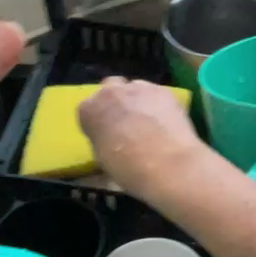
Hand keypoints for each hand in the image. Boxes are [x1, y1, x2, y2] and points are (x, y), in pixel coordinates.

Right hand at [78, 77, 216, 200]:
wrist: (167, 165)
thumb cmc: (129, 169)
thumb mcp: (103, 158)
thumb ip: (102, 139)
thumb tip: (110, 137)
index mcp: (89, 110)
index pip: (88, 109)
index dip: (98, 122)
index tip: (106, 134)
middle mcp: (110, 92)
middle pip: (110, 90)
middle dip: (117, 103)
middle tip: (127, 123)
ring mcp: (138, 88)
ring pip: (135, 89)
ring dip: (138, 101)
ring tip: (150, 123)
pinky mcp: (164, 90)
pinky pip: (157, 95)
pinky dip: (159, 105)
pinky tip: (167, 123)